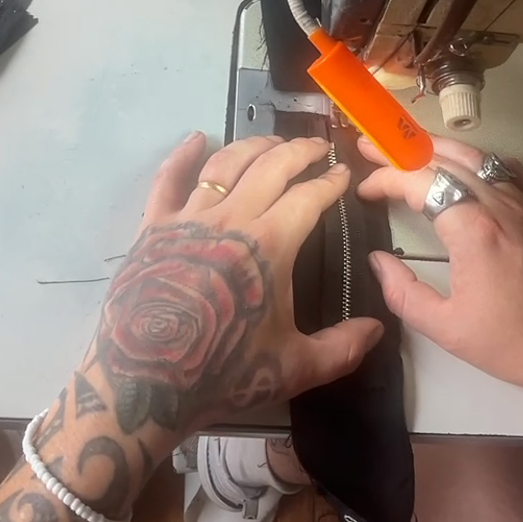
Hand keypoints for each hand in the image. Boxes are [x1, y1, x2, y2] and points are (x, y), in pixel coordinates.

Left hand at [0, 134, 384, 521]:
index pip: (310, 196)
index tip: (344, 172)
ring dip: (253, 145)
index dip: (332, 181)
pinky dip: (183, 155)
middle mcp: (232, 216)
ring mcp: (190, 216)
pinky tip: (195, 138)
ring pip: (226, 163)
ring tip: (271, 142)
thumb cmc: (222, 371)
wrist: (143, 384)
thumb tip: (379, 329)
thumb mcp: (293, 367)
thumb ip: (341, 347)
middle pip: (271, 166)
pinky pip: (168, 179)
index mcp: (270, 243)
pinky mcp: (154, 225)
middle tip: (316, 146)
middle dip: (300, 150)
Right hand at [357, 134, 522, 407]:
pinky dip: (477, 159)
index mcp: (473, 228)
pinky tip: (464, 167)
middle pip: (443, 159)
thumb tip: (377, 259)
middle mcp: (499, 202)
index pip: (418, 181)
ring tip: (408, 148)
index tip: (364, 190)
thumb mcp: (447, 329)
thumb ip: (402, 292)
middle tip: (370, 149)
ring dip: (436, 148)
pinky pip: (505, 168)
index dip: (384, 179)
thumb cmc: (516, 345)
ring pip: (475, 155)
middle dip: (401, 152)